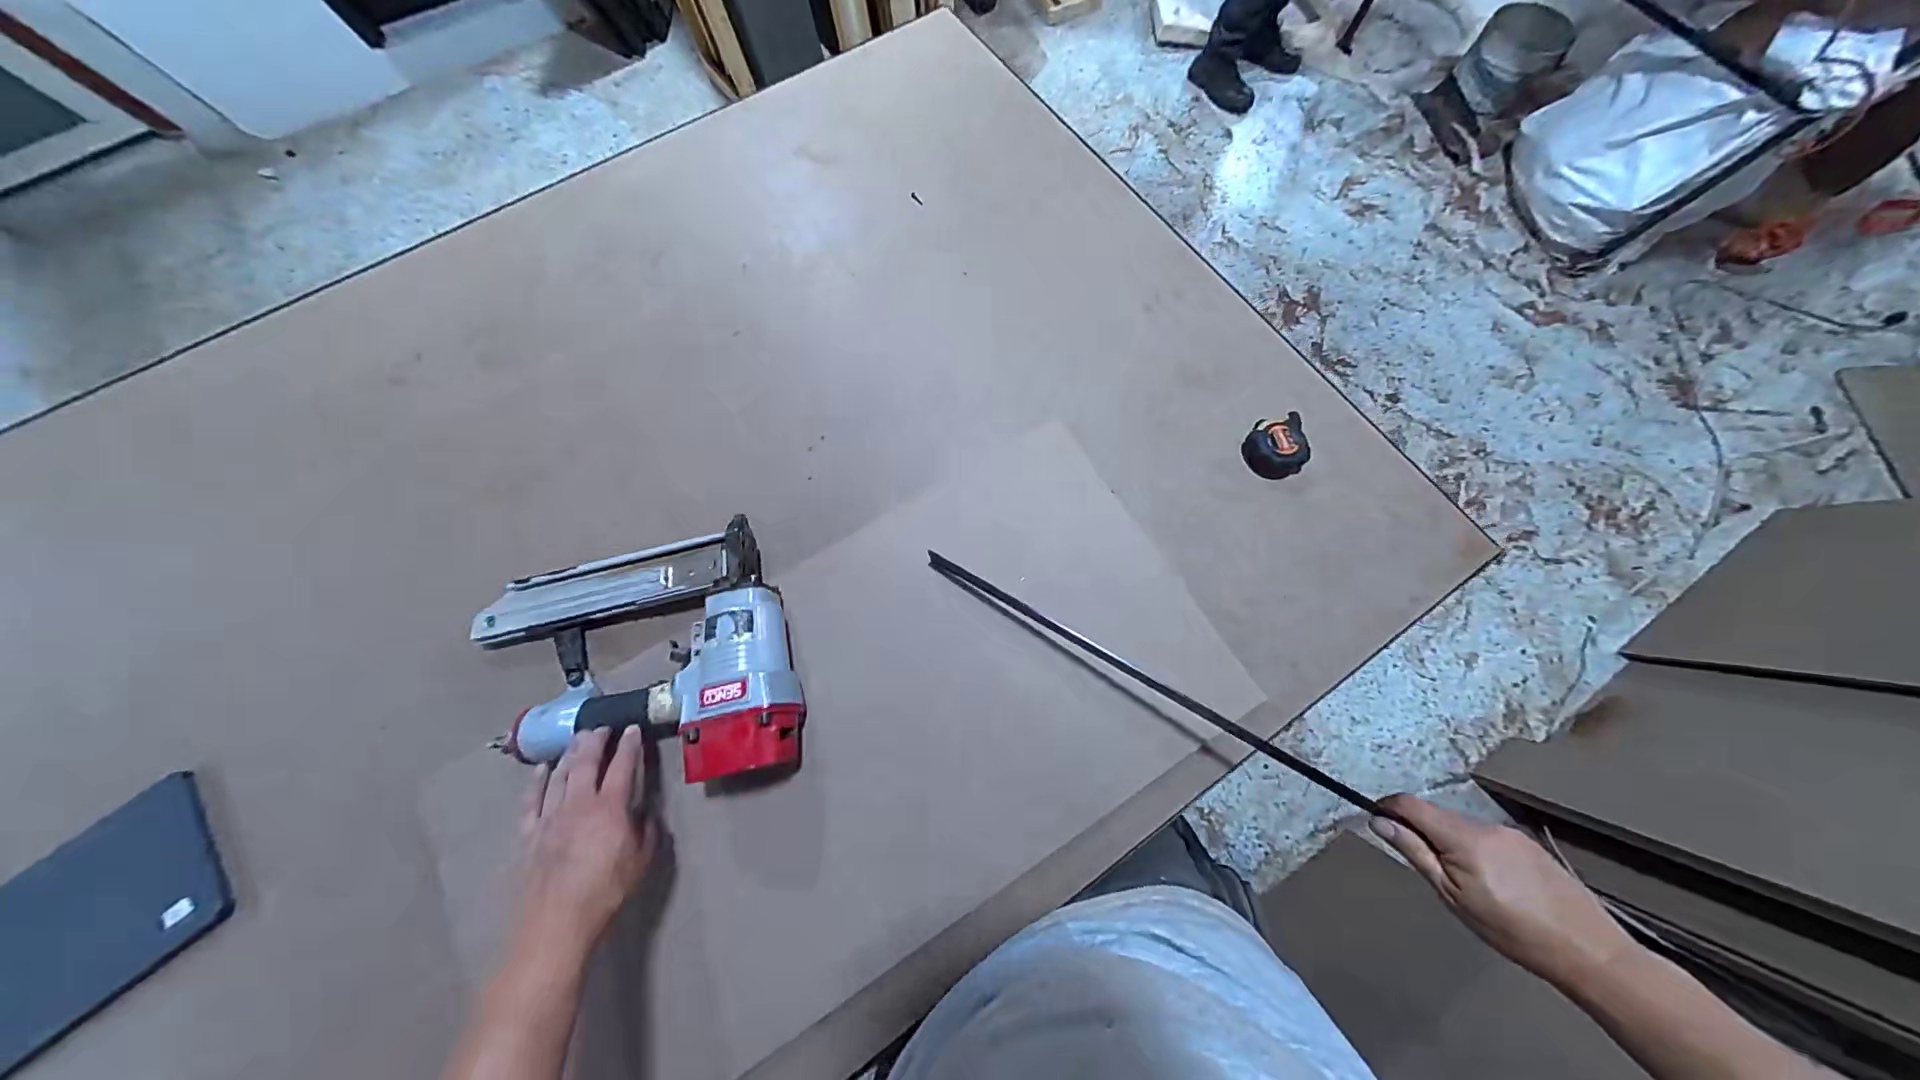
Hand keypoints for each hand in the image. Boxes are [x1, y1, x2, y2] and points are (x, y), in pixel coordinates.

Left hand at [517, 727, 655, 956]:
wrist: (555, 924)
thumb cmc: (606, 892)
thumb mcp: (641, 860)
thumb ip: (647, 831)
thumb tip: (646, 812)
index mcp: (610, 808)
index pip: (623, 766)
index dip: (629, 745)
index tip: (633, 729)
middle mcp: (579, 804)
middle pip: (586, 762)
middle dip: (595, 740)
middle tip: (602, 727)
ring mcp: (550, 817)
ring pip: (559, 775)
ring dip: (570, 753)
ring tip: (578, 739)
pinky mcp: (529, 834)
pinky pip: (532, 799)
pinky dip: (537, 781)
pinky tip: (543, 769)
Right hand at [1370, 794, 1635, 989]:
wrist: (1590, 952)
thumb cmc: (1514, 932)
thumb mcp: (1452, 897)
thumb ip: (1415, 853)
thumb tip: (1380, 822)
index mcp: (1463, 837)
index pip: (1410, 804)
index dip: (1387, 807)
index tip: (1375, 819)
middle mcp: (1485, 826)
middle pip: (1436, 815)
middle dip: (1420, 830)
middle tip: (1423, 866)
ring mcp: (1510, 833)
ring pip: (1461, 826)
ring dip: (1448, 841)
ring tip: (1462, 882)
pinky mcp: (1528, 845)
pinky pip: (1486, 836)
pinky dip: (1474, 849)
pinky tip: (1491, 882)